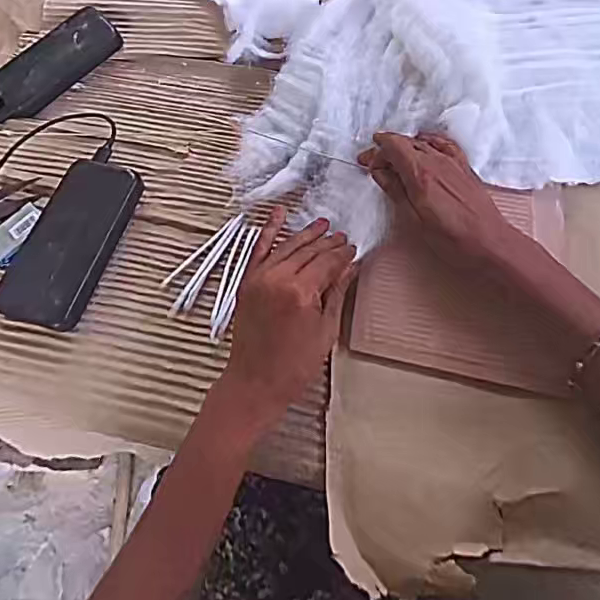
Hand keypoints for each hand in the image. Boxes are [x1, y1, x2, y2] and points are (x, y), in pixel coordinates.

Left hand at [216, 209, 356, 417]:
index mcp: (300, 292)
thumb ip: (337, 292)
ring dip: (306, 234)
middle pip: (309, 251)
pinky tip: (279, 215)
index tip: (353, 250)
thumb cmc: (292, 366)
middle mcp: (278, 278)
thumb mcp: (325, 330)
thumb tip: (350, 268)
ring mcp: (259, 278)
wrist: (254, 384)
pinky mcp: (247, 282)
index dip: (343, 254)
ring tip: (322, 226)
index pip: (327, 262)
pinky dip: (269, 230)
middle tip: (342, 238)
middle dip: (328, 243)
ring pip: (288, 246)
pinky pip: (259, 249)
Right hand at [358, 132, 531, 278]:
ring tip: (394, 159)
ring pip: (422, 143)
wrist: (490, 243)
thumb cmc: (452, 238)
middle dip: (386, 150)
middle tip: (373, 163)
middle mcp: (436, 161)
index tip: (367, 161)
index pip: (393, 145)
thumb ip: (396, 190)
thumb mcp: (414, 219)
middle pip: (405, 143)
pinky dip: (429, 141)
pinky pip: (443, 144)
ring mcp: (452, 162)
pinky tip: (424, 146)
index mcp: (420, 173)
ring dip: (404, 147)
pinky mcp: (464, 167)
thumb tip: (380, 172)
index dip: (377, 150)